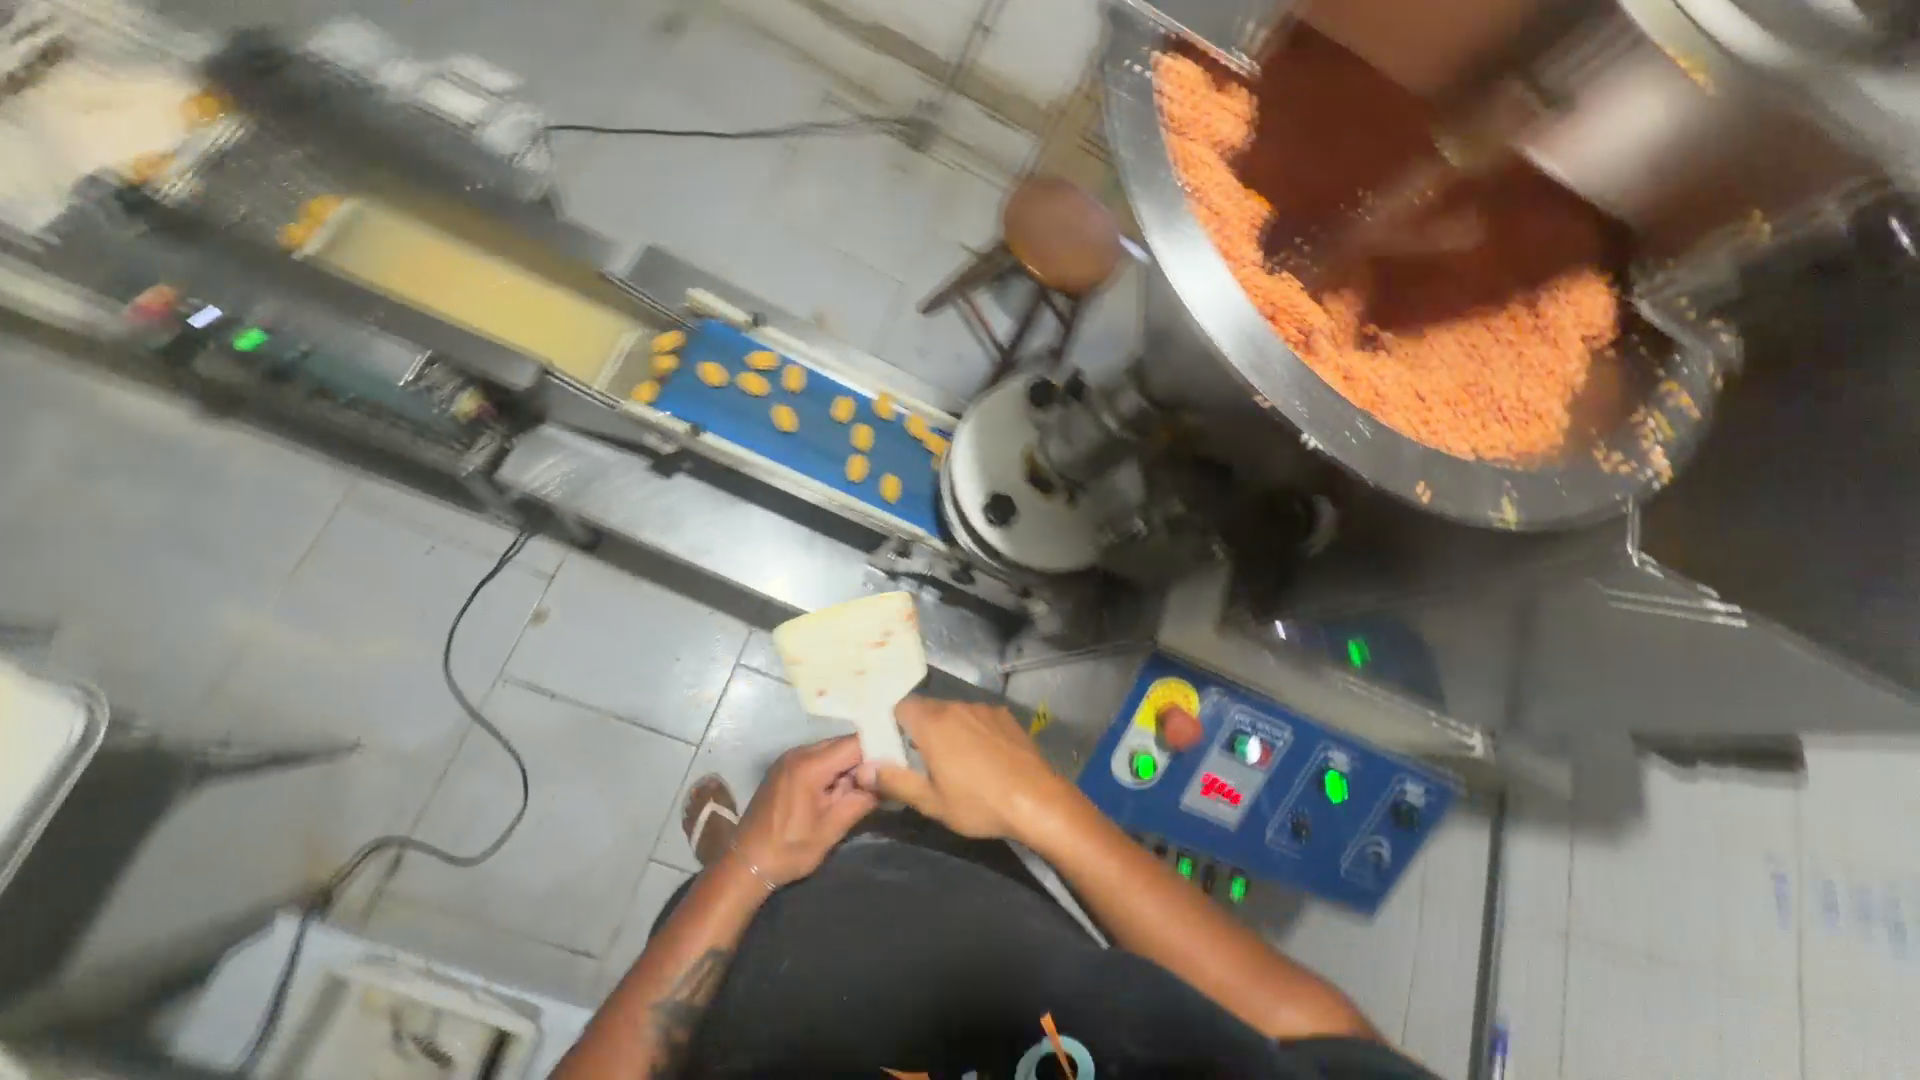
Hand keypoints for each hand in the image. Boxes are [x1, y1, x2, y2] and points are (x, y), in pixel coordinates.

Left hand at [731, 736, 877, 885]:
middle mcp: (798, 753)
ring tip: (863, 788)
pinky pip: (817, 759)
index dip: (878, 753)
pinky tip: (839, 791)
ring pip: (831, 750)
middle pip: (843, 744)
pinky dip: (832, 770)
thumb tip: (887, 783)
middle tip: (883, 781)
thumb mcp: (830, 830)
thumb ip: (860, 800)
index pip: (855, 744)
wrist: (745, 864)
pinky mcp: (784, 768)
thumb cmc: (788, 850)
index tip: (896, 768)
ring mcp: (788, 759)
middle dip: (864, 760)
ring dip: (848, 766)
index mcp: (809, 766)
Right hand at [856, 697, 1078, 842]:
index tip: (893, 747)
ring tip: (956, 762)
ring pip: (954, 713)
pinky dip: (973, 731)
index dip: (892, 724)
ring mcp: (985, 709)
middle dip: (920, 730)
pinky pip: (978, 718)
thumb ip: (894, 781)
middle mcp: (957, 706)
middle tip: (923, 761)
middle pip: (927, 709)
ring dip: (948, 730)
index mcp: (933, 723)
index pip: (900, 706)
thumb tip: (862, 770)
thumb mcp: (931, 802)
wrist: (1038, 801)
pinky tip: (984, 758)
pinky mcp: (1006, 717)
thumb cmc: (979, 804)